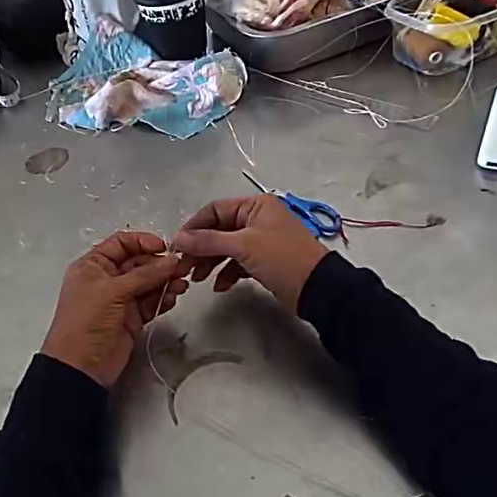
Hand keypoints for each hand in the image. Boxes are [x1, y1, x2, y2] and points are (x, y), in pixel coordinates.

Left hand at [39, 231, 187, 387]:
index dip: (142, 242)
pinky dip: (162, 299)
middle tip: (182, 268)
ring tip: (182, 284)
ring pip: (147, 283)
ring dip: (165, 281)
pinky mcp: (131, 318)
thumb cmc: (87, 321)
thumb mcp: (113, 291)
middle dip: (159, 264)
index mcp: (93, 266)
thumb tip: (171, 260)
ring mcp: (119, 299)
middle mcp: (106, 279)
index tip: (165, 248)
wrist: (82, 366)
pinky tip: (173, 298)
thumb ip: (144, 274)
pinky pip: (150, 302)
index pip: (120, 244)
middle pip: (137, 263)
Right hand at [173, 195, 328, 313]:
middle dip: (200, 249)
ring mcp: (261, 241)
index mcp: (255, 206)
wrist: (319, 290)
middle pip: (218, 230)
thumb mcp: (243, 246)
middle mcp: (257, 219)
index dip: (194, 227)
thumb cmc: (282, 258)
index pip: (215, 210)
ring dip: (209, 262)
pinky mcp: (264, 261)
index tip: (178, 245)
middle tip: (183, 267)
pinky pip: (237, 262)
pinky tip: (219, 286)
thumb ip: (208, 241)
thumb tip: (178, 238)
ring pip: (225, 248)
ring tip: (196, 279)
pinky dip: (226, 273)